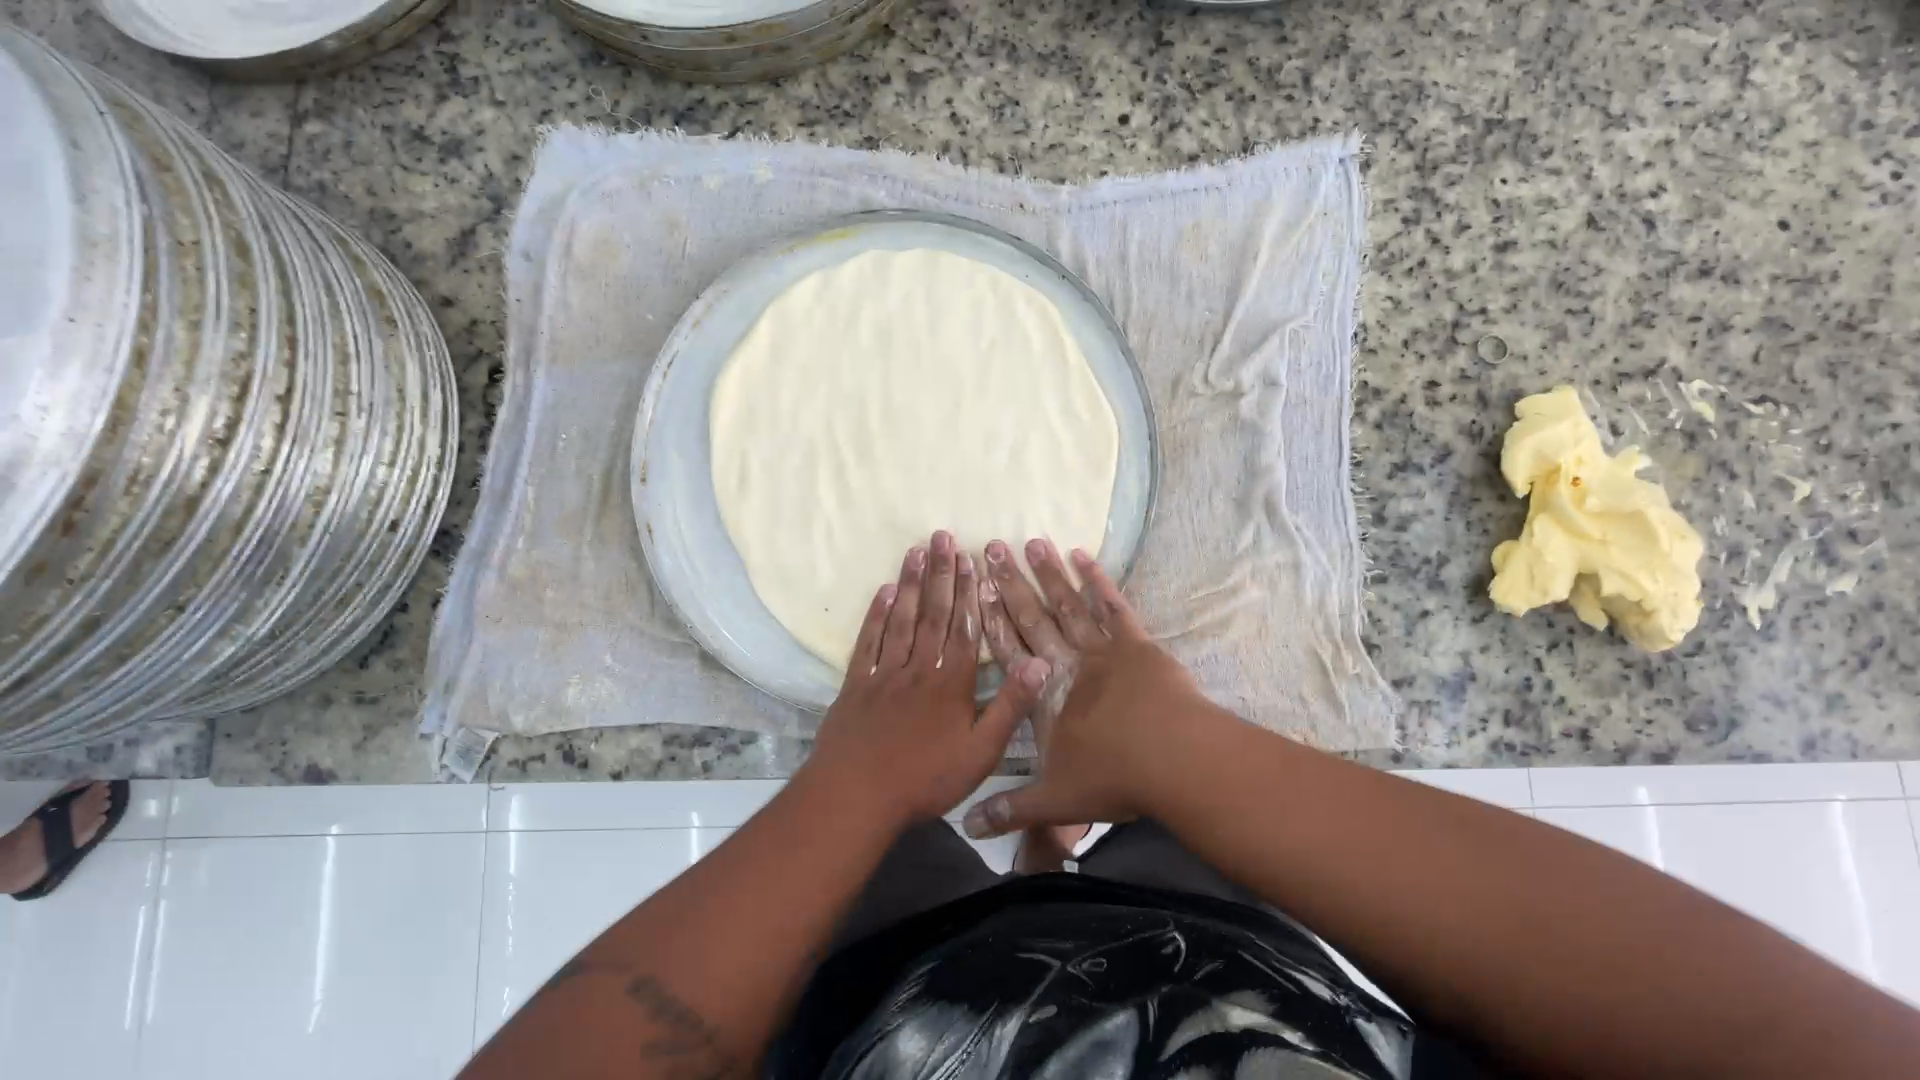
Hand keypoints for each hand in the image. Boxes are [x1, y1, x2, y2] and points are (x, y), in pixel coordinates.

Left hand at [806, 530, 1051, 828]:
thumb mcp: (980, 753)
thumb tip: (1039, 663)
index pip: (963, 630)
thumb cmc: (924, 780)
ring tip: (915, 551)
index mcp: (951, 686)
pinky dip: (876, 615)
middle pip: (932, 615)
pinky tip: (883, 593)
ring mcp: (883, 675)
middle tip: (942, 537)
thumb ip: (1010, 707)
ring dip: (909, 585)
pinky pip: (867, 642)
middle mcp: (918, 670)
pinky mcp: (855, 686)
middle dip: (940, 574)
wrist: (855, 795)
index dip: (968, 594)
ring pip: (900, 621)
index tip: (971, 559)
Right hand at [964, 539, 1226, 838]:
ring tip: (1031, 543)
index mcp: (1044, 695)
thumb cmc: (1114, 777)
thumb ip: (1012, 810)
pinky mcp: (1137, 644)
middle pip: (1032, 617)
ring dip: (1049, 574)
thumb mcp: (1055, 800)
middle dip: (1010, 584)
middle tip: (991, 548)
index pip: (1007, 649)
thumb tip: (967, 828)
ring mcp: (1104, 649)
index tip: (972, 589)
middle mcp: (1068, 664)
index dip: (988, 619)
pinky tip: (1083, 555)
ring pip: (1069, 604)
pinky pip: (1114, 606)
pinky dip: (1098, 580)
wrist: (1176, 760)